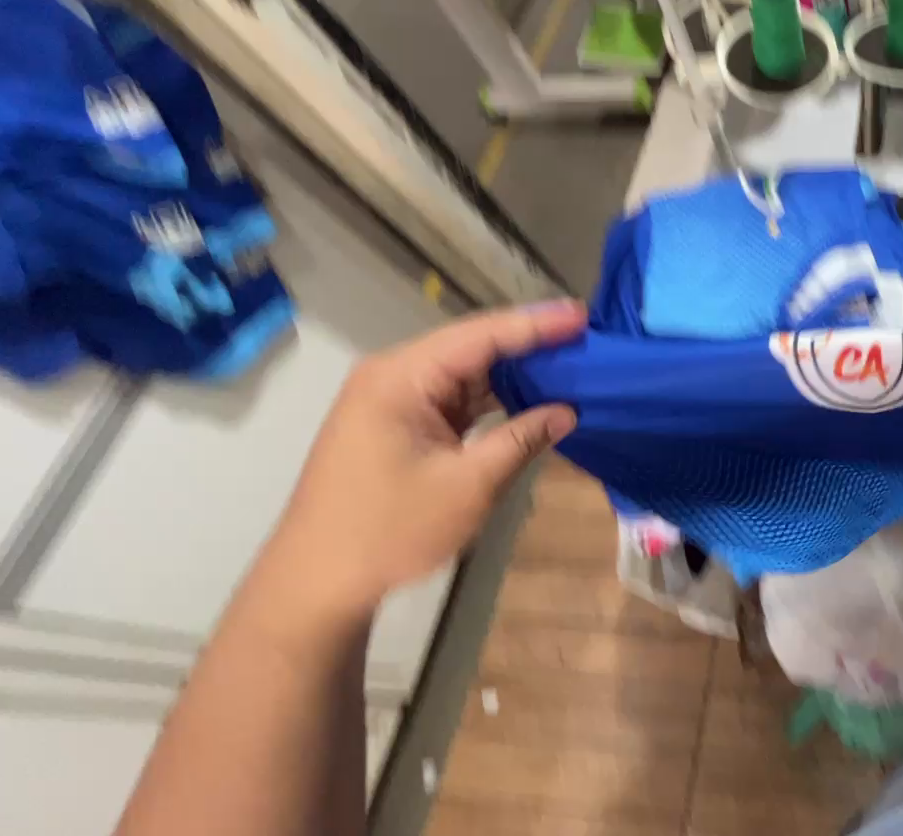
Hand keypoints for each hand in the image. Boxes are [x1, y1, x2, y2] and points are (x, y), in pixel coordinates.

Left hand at [269, 303, 583, 618]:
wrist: (316, 586)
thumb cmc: (389, 531)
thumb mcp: (468, 485)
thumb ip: (521, 439)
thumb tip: (568, 411)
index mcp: (402, 378)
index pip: (482, 336)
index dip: (537, 324)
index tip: (584, 316)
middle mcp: (395, 376)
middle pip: (474, 346)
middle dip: (531, 342)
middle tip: (586, 337)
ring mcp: (395, 400)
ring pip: (468, 371)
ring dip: (516, 370)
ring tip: (571, 361)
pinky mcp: (401, 424)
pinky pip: (457, 396)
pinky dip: (496, 396)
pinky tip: (534, 394)